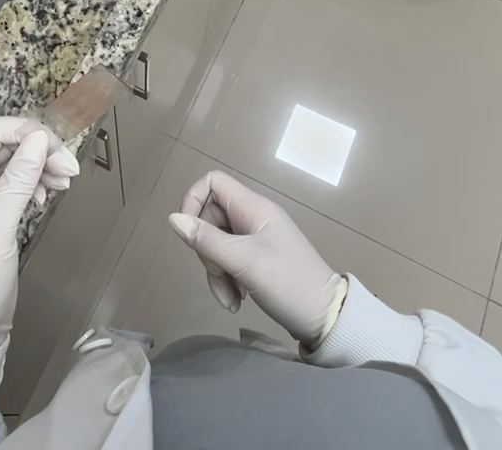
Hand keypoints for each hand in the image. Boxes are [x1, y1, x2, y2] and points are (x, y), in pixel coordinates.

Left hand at [0, 118, 79, 353]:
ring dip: (43, 164)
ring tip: (67, 180)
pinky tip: (50, 194)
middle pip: (7, 143)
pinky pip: (20, 181)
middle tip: (70, 168)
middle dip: (39, 148)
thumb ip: (18, 179)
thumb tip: (39, 138)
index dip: (24, 130)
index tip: (55, 147)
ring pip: (16, 161)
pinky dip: (38, 181)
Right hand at [169, 171, 343, 345]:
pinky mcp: (258, 260)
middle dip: (206, 250)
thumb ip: (207, 240)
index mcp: (253, 208)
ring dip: (216, 272)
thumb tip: (173, 218)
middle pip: (211, 217)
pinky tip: (236, 302)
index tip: (188, 231)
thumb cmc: (289, 283)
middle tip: (218, 275)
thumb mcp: (244, 261)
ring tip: (230, 301)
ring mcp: (256, 240)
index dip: (194, 200)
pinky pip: (229, 261)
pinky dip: (227, 281)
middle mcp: (253, 218)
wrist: (328, 320)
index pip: (213, 182)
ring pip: (217, 244)